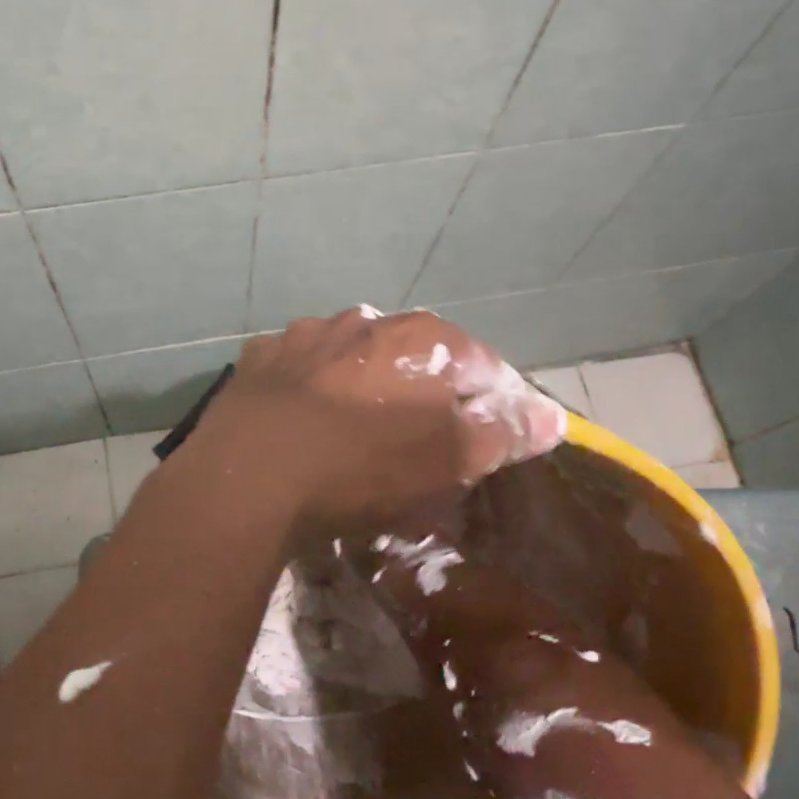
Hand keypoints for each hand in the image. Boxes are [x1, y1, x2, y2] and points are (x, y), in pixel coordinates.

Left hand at [182, 306, 564, 537]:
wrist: (246, 477)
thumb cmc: (358, 468)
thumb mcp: (444, 460)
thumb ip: (501, 433)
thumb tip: (552, 417)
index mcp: (416, 338)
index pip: (478, 359)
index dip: (493, 397)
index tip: (492, 433)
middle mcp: (362, 320)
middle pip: (411, 354)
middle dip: (425, 389)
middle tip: (424, 436)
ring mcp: (303, 336)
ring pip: (352, 357)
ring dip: (365, 385)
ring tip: (361, 430)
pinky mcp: (258, 362)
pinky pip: (300, 372)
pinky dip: (312, 392)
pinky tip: (305, 422)